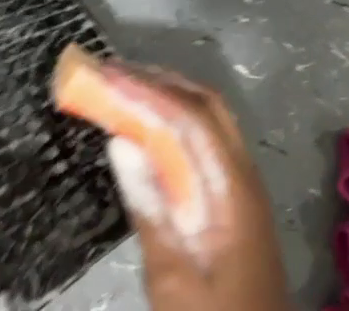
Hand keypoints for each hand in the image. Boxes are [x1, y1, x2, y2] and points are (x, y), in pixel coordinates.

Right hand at [83, 60, 290, 310]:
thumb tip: (119, 141)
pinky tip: (144, 130)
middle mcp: (244, 176)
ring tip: (120, 90)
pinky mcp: (233, 199)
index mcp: (233, 190)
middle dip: (157, 81)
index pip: (191, 119)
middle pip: (206, 106)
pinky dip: (172, 120)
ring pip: (208, 118)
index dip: (147, 90)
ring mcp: (242, 186)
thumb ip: (150, 208)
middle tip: (109, 73)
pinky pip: (205, 139)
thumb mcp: (173, 275)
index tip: (104, 75)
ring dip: (166, 95)